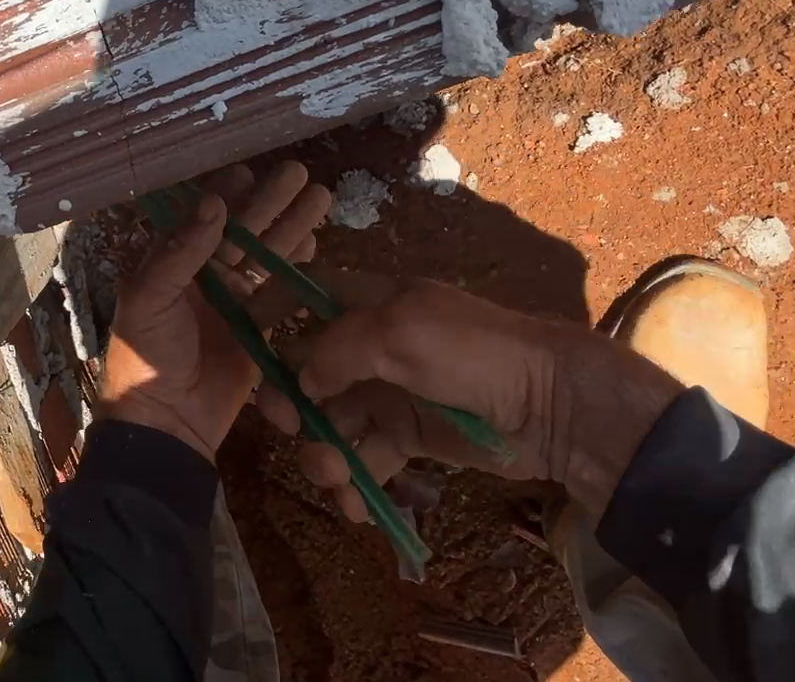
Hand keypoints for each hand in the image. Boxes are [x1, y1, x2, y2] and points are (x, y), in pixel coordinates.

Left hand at [98, 162, 330, 460]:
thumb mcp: (150, 296)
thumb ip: (181, 250)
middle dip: (270, 201)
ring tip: (319, 197)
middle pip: (243, 229)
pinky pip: (280, 290)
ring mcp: (234, 301)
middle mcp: (205, 275)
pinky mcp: (257, 327)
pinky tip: (316, 243)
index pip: (204, 217)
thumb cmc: (147, 353)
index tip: (250, 170)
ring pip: (266, 254)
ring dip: (291, 226)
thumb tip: (215, 202)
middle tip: (298, 171)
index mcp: (173, 263)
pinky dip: (297, 267)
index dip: (227, 193)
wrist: (166, 420)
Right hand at [253, 269, 683, 514]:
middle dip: (288, 399)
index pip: (308, 291)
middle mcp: (371, 344)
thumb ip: (337, 348)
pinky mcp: (407, 435)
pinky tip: (355, 503)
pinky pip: (365, 457)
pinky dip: (354, 480)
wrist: (552, 406)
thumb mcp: (398, 332)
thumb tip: (300, 378)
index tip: (242, 333)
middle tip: (287, 426)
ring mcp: (388, 391)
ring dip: (322, 451)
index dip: (274, 305)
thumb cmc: (471, 351)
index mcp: (369, 302)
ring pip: (331, 419)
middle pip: (307, 367)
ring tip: (334, 478)